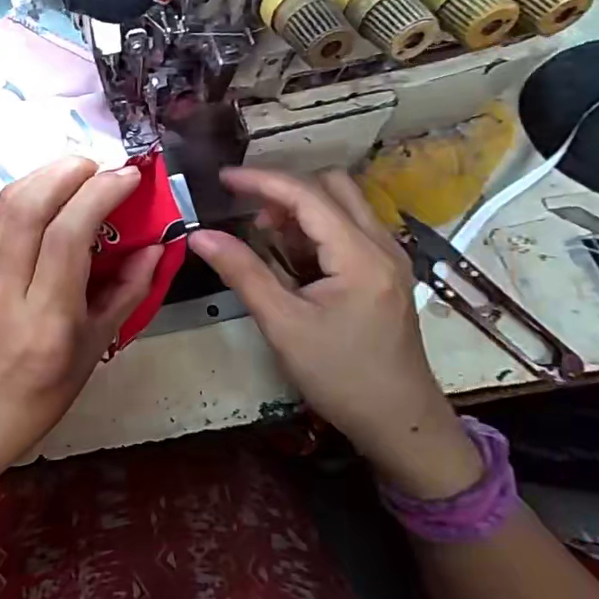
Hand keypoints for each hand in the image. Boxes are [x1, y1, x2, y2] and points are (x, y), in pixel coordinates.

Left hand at [0, 157, 162, 479]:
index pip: (66, 236)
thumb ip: (127, 291)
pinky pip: (4, 216)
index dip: (99, 194)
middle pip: (27, 206)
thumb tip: (155, 245)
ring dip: (49, 174)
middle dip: (69, 171)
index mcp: (47, 317)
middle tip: (107, 168)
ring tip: (87, 174)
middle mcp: (11, 287)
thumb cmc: (43, 394)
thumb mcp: (96, 348)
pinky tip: (59, 195)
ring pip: (9, 204)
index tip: (131, 176)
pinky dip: (34, 191)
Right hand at [190, 167, 482, 498]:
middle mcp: (382, 244)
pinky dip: (315, 229)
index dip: (261, 181)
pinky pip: (349, 228)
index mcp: (360, 255)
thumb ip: (243, 272)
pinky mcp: (385, 271)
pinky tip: (292, 257)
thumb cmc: (340, 376)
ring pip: (343, 205)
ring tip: (264, 237)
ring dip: (301, 209)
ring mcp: (389, 256)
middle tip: (247, 213)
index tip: (223, 178)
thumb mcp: (283, 325)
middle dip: (285, 190)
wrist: (398, 420)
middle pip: (332, 187)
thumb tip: (200, 235)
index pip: (307, 195)